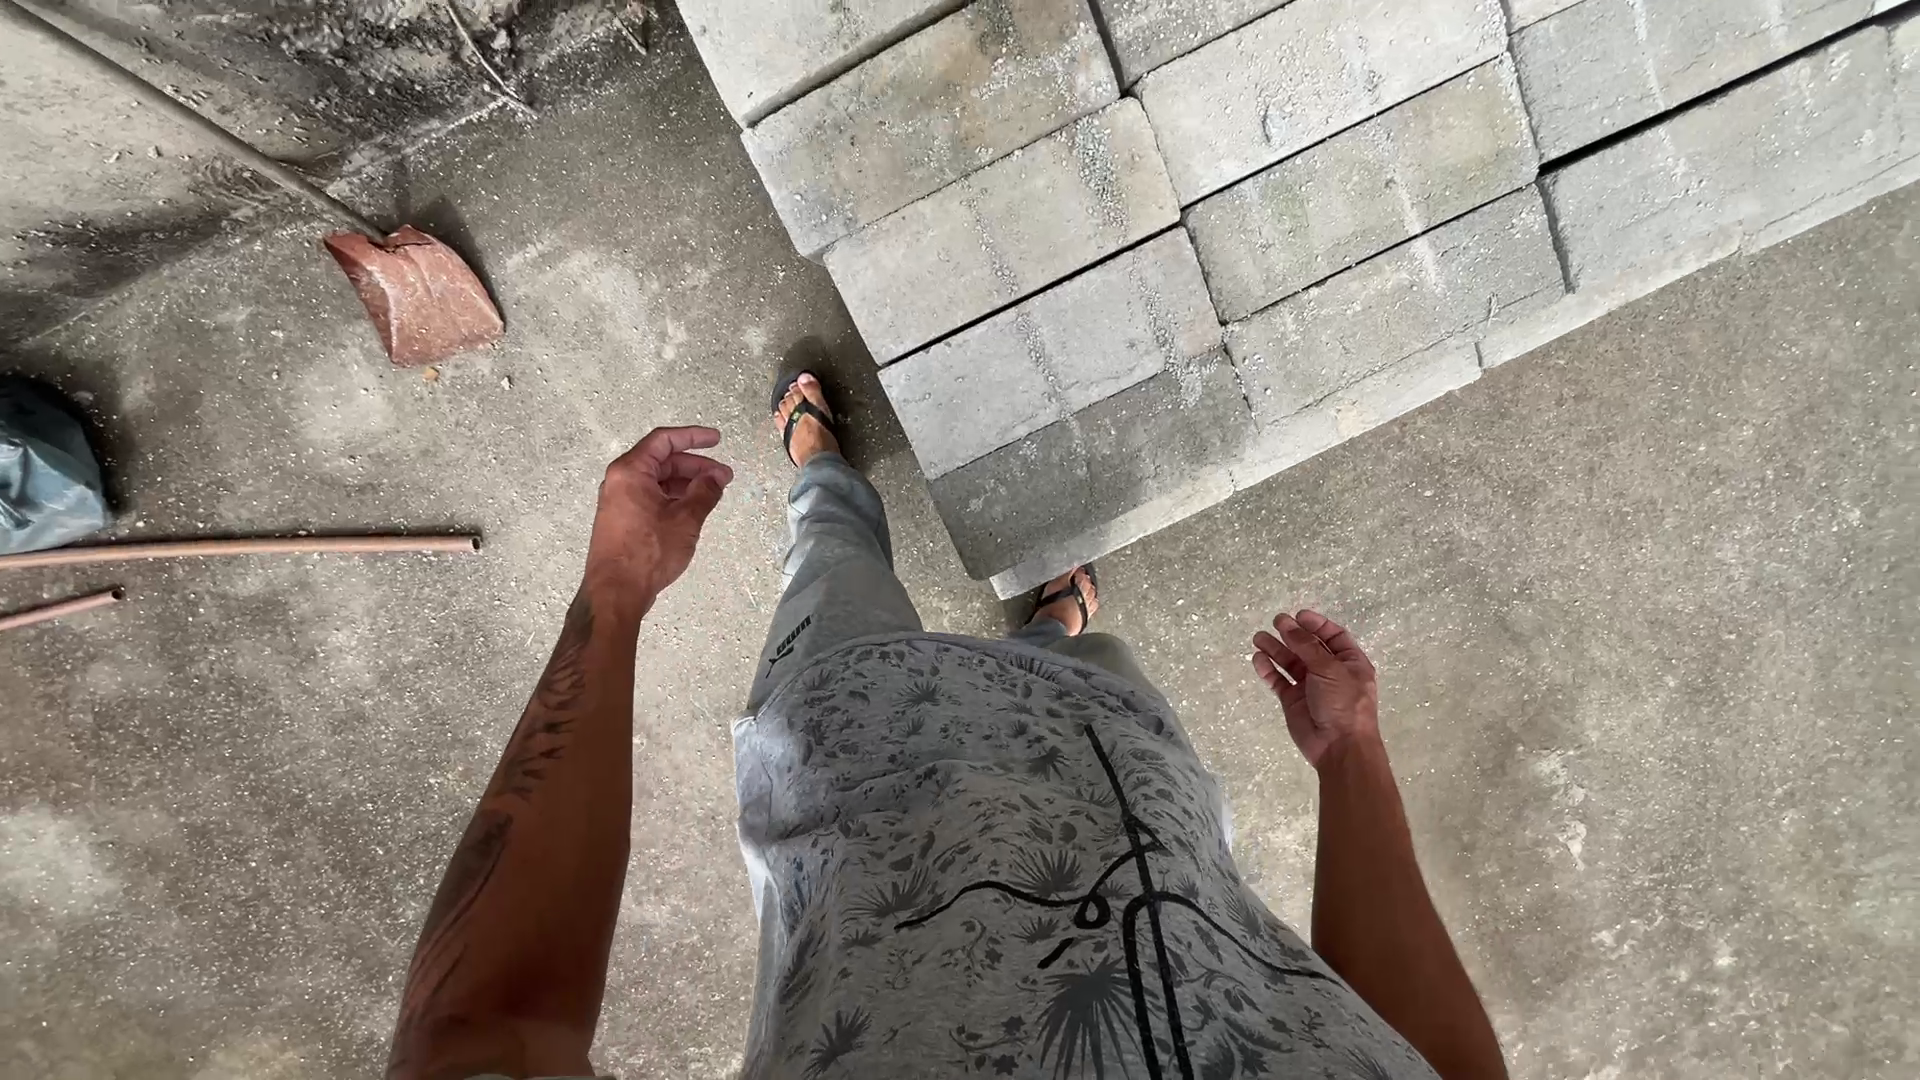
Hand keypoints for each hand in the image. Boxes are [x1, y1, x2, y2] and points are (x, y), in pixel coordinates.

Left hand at [582, 426, 732, 607]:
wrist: (617, 590)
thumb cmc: (648, 552)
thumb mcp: (686, 519)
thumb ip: (704, 492)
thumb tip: (717, 477)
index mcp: (630, 472)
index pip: (664, 441)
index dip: (693, 437)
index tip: (716, 440)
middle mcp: (621, 481)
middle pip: (662, 461)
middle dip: (696, 466)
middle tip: (724, 477)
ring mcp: (620, 501)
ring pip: (658, 481)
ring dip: (687, 484)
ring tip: (713, 494)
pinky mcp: (623, 519)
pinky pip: (652, 497)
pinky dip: (674, 497)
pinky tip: (693, 509)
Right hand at [1251, 610, 1380, 769]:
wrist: (1339, 747)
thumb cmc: (1344, 704)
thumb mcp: (1329, 669)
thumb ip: (1306, 646)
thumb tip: (1288, 624)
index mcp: (1349, 663)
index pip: (1334, 637)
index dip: (1317, 624)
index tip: (1298, 615)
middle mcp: (1330, 672)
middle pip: (1308, 647)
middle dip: (1292, 634)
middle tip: (1275, 622)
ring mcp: (1310, 686)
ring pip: (1290, 662)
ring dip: (1275, 649)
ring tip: (1258, 638)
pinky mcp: (1293, 700)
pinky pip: (1279, 680)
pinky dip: (1269, 670)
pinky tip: (1259, 659)